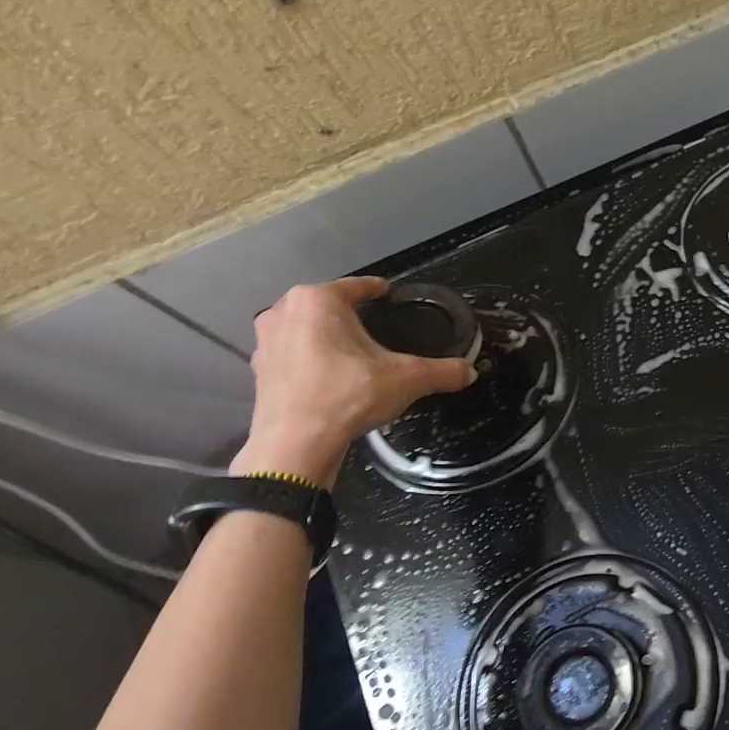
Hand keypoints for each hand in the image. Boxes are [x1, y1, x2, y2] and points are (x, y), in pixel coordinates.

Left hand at [233, 277, 475, 486]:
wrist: (297, 442)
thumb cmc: (349, 394)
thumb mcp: (407, 379)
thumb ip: (442, 371)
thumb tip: (470, 372)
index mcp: (317, 300)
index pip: (355, 287)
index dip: (375, 289)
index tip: (388, 293)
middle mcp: (283, 311)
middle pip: (325, 305)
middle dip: (347, 313)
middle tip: (373, 325)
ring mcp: (265, 341)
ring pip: (304, 328)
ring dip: (324, 335)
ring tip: (350, 351)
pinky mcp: (258, 370)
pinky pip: (291, 354)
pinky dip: (309, 359)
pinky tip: (328, 376)